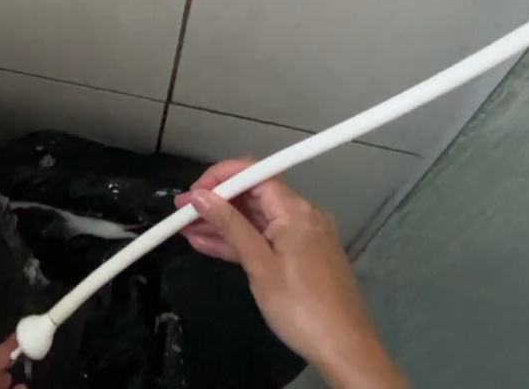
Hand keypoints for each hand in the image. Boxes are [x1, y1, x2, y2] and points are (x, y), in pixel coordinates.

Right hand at [174, 159, 407, 388]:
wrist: (347, 353)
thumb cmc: (301, 308)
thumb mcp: (259, 265)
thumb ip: (229, 225)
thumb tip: (200, 195)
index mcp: (295, 210)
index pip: (252, 174)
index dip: (219, 178)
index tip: (192, 192)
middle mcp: (301, 215)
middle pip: (252, 196)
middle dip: (216, 203)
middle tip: (181, 213)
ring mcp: (302, 237)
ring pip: (255, 220)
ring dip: (222, 224)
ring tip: (186, 230)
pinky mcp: (301, 257)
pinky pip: (265, 239)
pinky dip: (240, 242)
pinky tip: (208, 244)